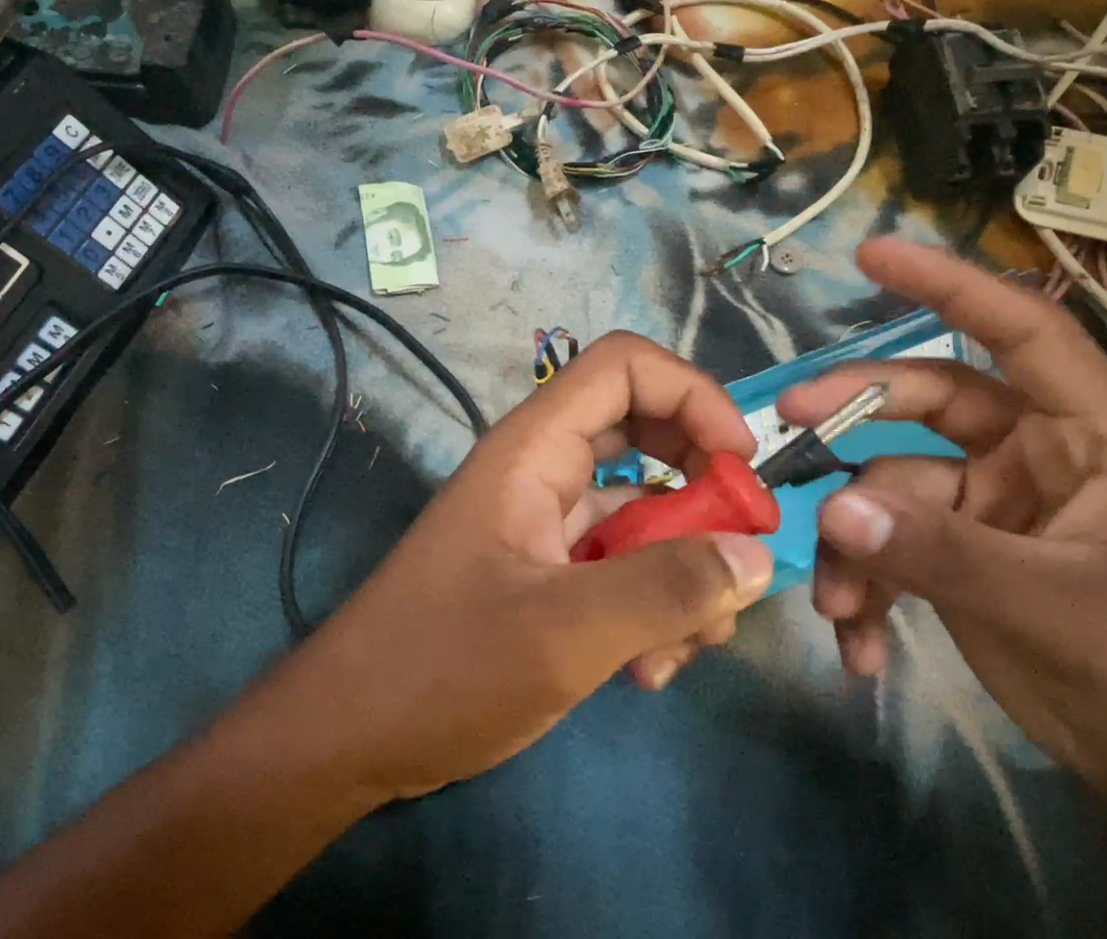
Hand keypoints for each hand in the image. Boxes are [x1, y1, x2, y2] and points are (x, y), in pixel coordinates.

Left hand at [251, 332, 773, 799]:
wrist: (349, 738)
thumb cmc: (443, 668)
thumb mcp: (564, 632)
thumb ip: (666, 589)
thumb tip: (757, 556)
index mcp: (532, 452)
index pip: (624, 368)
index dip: (693, 396)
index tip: (741, 467)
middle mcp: (540, 476)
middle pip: (644, 438)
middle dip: (702, 493)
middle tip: (740, 554)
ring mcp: (543, 531)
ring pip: (641, 516)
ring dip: (682, 571)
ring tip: (689, 645)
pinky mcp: (545, 582)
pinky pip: (619, 571)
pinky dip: (650, 609)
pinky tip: (649, 672)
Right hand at [777, 237, 1106, 791]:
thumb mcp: (1047, 602)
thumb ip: (938, 552)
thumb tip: (833, 509)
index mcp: (1087, 434)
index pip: (1021, 332)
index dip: (950, 284)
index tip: (870, 255)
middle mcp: (1030, 455)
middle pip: (924, 404)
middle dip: (853, 415)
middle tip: (785, 423)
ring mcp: (986, 507)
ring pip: (889, 491)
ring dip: (854, 547)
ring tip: (839, 609)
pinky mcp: (956, 556)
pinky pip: (889, 550)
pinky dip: (866, 592)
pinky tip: (861, 647)